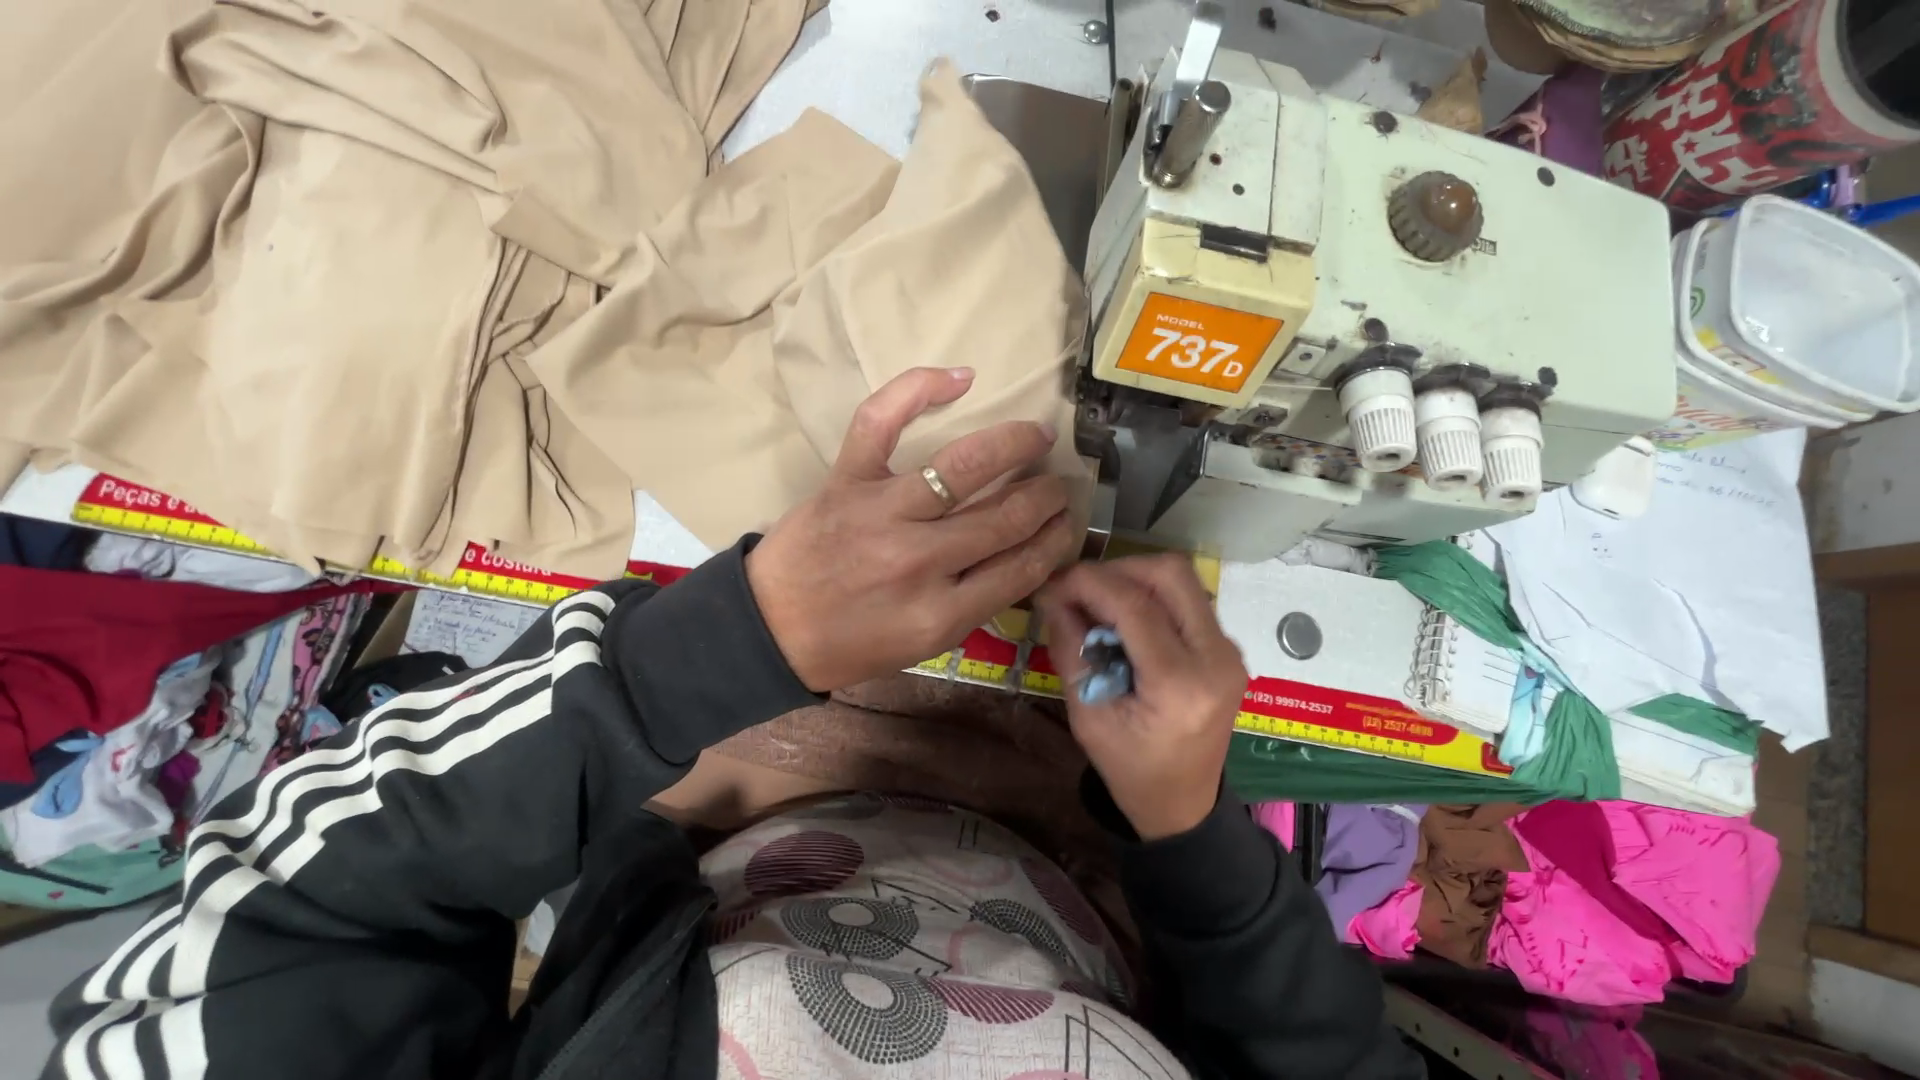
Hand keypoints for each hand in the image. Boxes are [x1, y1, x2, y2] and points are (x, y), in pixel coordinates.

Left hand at [747, 367, 1077, 691]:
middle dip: (1045, 496)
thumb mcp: (925, 645)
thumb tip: (1024, 555)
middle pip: (1006, 515)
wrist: (770, 629)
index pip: (1023, 566)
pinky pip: (882, 421)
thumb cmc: (852, 643)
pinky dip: (920, 388)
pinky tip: (963, 378)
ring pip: (965, 465)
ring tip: (1037, 437)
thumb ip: (975, 605)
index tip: (1067, 523)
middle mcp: (919, 561)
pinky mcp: (846, 479)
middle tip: (1056, 485)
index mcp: (943, 612)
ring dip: (1015, 445)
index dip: (1056, 540)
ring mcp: (881, 513)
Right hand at [1036, 555, 1247, 840]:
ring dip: (1135, 580)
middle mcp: (1217, 658)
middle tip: (1079, 588)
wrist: (1183, 804)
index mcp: (1181, 685)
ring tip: (1097, 603)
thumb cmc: (1129, 769)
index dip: (1088, 582)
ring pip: (1183, 581)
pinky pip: (1188, 601)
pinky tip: (1123, 620)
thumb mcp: (1086, 717)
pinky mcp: (1228, 649)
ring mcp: (1230, 651)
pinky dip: (1151, 596)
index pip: (1135, 606)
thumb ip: (1072, 651)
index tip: (1053, 582)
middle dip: (1118, 569)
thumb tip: (1054, 596)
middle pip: (1171, 574)